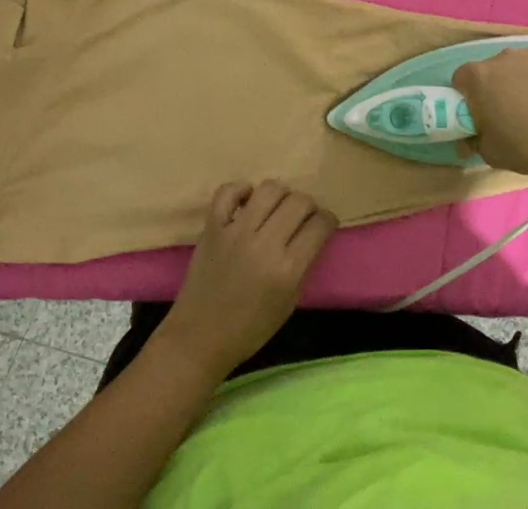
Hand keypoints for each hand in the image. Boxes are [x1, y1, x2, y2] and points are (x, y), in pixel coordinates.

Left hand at [152, 181, 337, 376]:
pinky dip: (241, 190)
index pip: (320, 224)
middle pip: (299, 201)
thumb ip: (303, 266)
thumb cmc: (249, 330)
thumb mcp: (289, 303)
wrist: (199, 339)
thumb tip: (312, 235)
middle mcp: (264, 244)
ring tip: (277, 209)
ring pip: (269, 189)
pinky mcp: (212, 228)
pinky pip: (227, 192)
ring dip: (281, 195)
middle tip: (302, 219)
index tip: (324, 226)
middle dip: (308, 207)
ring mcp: (235, 232)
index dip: (328, 220)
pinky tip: (247, 202)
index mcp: (287, 269)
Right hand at [452, 47, 527, 190]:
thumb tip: (469, 136)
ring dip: (522, 78)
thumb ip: (473, 140)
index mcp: (480, 77)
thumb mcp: (490, 154)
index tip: (480, 112)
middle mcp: (503, 56)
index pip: (461, 78)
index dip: (468, 96)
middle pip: (491, 68)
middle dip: (496, 85)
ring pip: (520, 63)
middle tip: (510, 110)